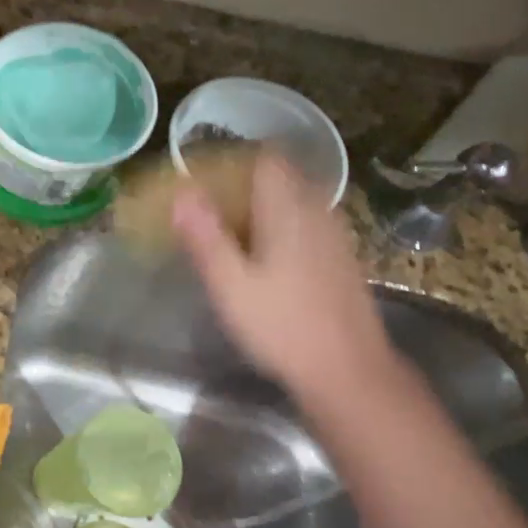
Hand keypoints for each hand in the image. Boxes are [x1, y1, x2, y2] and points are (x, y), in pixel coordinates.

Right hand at [171, 152, 394, 398]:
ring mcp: (336, 235)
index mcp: (289, 211)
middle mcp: (318, 212)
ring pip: (299, 200)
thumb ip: (205, 238)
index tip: (205, 178)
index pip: (268, 158)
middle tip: (211, 208)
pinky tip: (266, 259)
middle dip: (247, 183)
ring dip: (266, 206)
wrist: (346, 369)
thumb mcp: (231, 286)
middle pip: (284, 176)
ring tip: (233, 232)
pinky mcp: (342, 258)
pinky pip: (309, 223)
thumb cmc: (281, 327)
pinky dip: (284, 226)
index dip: (236, 161)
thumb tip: (181, 193)